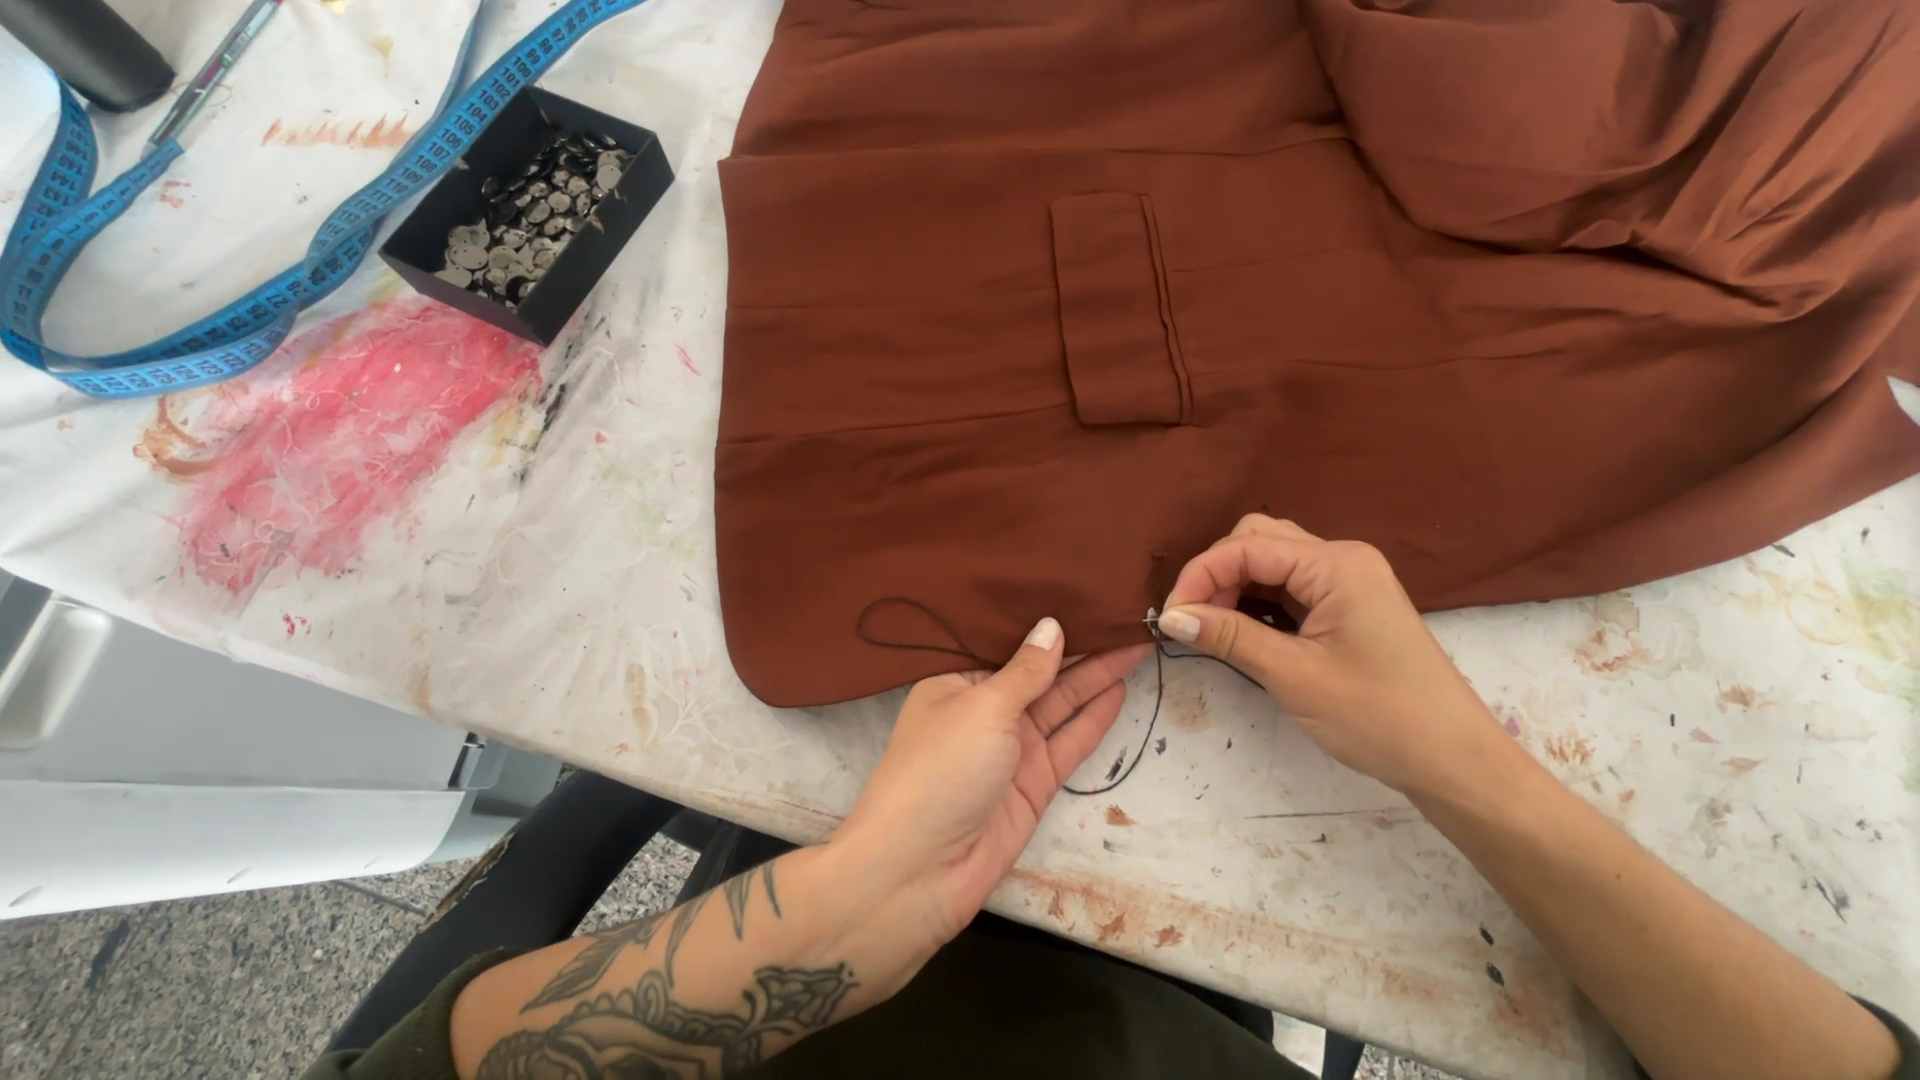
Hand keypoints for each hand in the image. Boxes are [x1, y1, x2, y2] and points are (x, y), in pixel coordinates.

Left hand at [833, 621, 1150, 952]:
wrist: (920, 869)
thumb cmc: (941, 769)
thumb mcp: (983, 708)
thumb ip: (1025, 670)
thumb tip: (1051, 625)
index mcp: (956, 683)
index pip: (1006, 643)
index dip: (1042, 621)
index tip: (1079, 591)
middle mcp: (984, 711)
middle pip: (1039, 672)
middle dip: (1079, 647)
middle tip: (1124, 615)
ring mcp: (1011, 749)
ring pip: (1060, 704)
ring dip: (1096, 677)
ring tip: (1135, 641)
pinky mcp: (1034, 784)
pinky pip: (1069, 742)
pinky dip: (1093, 718)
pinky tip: (1120, 688)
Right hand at [1156, 514, 1501, 796]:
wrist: (1453, 759)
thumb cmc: (1377, 716)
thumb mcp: (1293, 676)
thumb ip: (1229, 636)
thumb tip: (1170, 616)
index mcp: (1336, 564)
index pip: (1246, 547)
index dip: (1199, 575)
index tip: (1169, 618)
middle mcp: (1342, 558)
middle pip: (1258, 540)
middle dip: (1216, 574)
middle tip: (1193, 622)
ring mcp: (1349, 580)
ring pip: (1272, 560)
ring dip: (1234, 586)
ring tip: (1212, 629)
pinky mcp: (1349, 603)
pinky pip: (1290, 584)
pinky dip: (1258, 600)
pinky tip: (1243, 630)